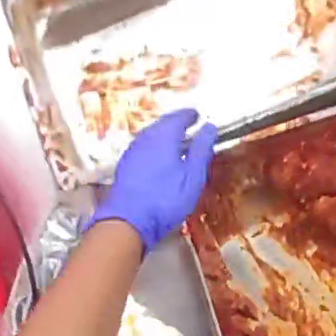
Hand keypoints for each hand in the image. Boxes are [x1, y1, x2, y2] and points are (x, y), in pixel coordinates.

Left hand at [90, 109, 216, 250]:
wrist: (129, 220)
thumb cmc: (166, 199)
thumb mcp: (192, 178)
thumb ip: (201, 151)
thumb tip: (210, 127)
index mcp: (164, 136)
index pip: (179, 116)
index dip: (190, 115)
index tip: (198, 115)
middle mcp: (146, 137)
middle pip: (163, 124)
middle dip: (177, 124)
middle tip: (189, 127)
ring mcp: (133, 150)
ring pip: (152, 136)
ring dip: (165, 136)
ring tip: (177, 144)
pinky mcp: (125, 165)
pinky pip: (144, 148)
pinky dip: (155, 148)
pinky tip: (160, 160)